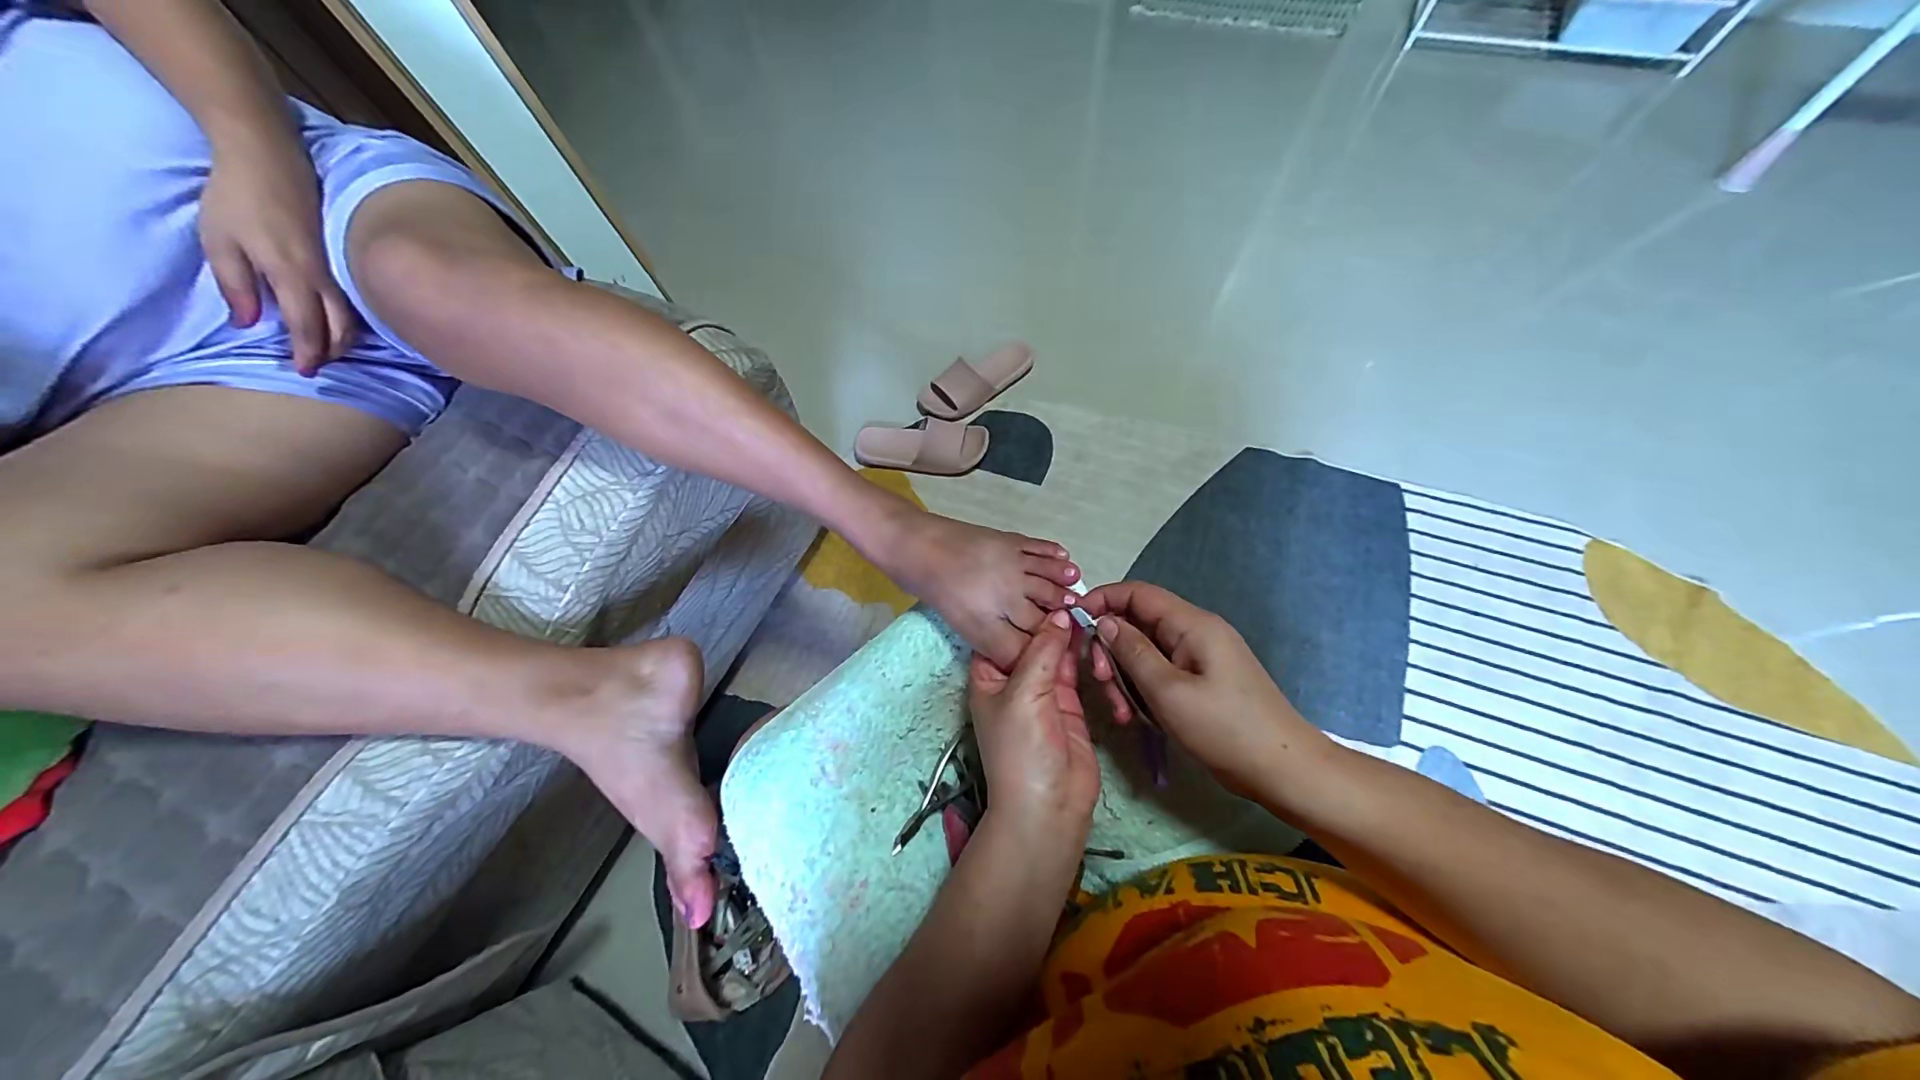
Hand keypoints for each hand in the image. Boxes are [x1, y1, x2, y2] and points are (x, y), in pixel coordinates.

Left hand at [200, 137, 357, 373]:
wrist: (271, 160)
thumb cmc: (238, 198)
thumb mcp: (219, 240)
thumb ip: (235, 284)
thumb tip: (250, 321)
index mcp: (291, 275)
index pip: (307, 326)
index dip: (306, 352)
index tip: (303, 371)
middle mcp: (323, 279)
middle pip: (339, 327)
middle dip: (331, 350)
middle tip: (318, 364)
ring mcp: (337, 270)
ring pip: (351, 316)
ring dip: (344, 337)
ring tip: (332, 348)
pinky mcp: (341, 260)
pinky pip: (353, 300)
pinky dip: (349, 319)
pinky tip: (341, 322)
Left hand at [966, 610, 1099, 840]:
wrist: (1049, 805)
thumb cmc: (1021, 748)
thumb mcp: (1023, 693)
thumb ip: (1042, 651)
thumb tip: (1060, 614)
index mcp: (988, 675)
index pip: (1001, 633)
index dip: (1019, 610)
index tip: (1042, 585)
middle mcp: (1014, 680)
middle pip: (1031, 640)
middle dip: (1050, 620)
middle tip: (1075, 591)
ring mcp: (1043, 692)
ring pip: (1057, 653)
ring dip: (1071, 635)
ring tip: (1089, 609)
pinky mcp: (1070, 704)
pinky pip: (1077, 671)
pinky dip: (1086, 655)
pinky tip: (1097, 635)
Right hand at [1078, 582, 1327, 794]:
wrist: (1283, 770)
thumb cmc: (1225, 728)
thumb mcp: (1168, 690)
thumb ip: (1132, 651)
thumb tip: (1104, 622)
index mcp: (1192, 624)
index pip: (1137, 593)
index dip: (1102, 600)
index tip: (1074, 623)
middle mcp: (1195, 632)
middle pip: (1138, 624)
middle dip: (1110, 649)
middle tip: (1098, 681)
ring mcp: (1199, 657)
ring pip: (1145, 652)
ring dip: (1124, 676)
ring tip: (1121, 712)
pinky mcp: (1201, 681)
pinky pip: (1160, 672)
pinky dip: (1142, 689)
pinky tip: (1135, 717)